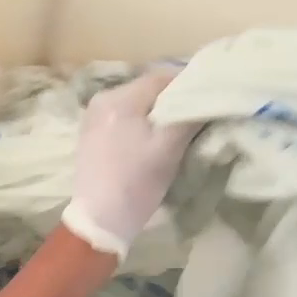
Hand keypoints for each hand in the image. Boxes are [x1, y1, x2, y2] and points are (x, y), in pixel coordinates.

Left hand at [60, 68, 199, 257]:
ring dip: (155, 111)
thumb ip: (187, 117)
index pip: (160, 77)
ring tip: (174, 130)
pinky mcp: (91, 132)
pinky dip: (139, 121)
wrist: (99, 219)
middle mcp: (103, 98)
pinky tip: (150, 139)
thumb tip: (205, 97)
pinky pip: (122, 115)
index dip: (186, 85)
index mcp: (119, 98)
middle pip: (146, 88)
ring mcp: (93, 115)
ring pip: (135, 102)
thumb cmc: (136, 182)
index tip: (205, 98)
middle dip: (171, 99)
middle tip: (193, 116)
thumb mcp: (169, 148)